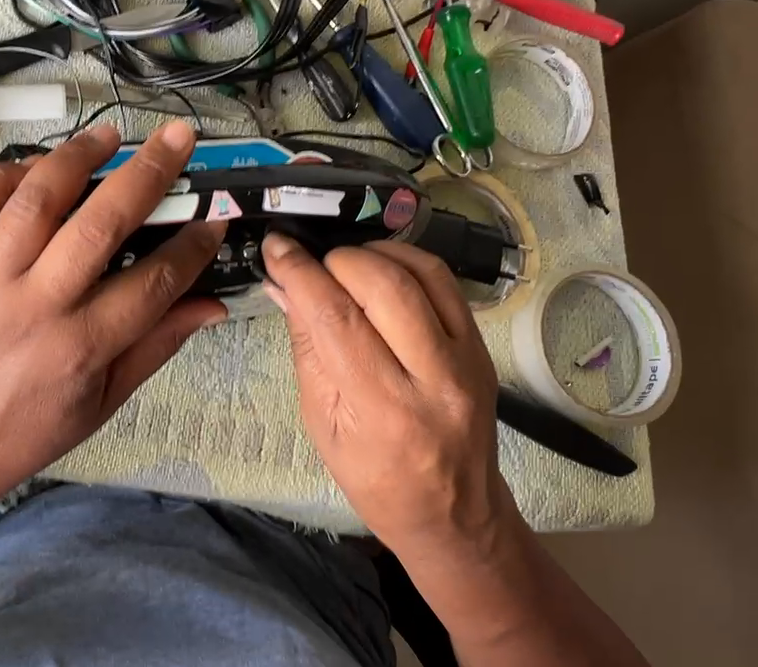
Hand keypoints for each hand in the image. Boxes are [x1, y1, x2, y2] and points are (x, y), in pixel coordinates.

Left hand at [0, 121, 226, 514]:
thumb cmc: (30, 429)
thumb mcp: (103, 402)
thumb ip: (157, 346)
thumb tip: (213, 304)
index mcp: (80, 347)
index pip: (151, 283)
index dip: (191, 246)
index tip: (215, 217)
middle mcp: (34, 306)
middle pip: (98, 226)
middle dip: (146, 174)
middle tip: (178, 138)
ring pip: (33, 202)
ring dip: (75, 159)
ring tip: (108, 135)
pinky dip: (1, 177)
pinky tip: (34, 166)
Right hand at [263, 235, 515, 558]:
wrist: (453, 511)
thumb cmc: (374, 476)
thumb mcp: (321, 420)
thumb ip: (306, 344)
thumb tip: (283, 283)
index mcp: (383, 409)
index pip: (335, 318)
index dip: (299, 272)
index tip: (275, 247)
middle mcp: (434, 379)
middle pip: (382, 283)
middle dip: (335, 260)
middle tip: (313, 268)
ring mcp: (467, 358)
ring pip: (419, 271)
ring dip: (371, 254)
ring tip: (344, 268)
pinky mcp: (482, 344)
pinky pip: (443, 279)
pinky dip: (404, 261)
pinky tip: (379, 270)